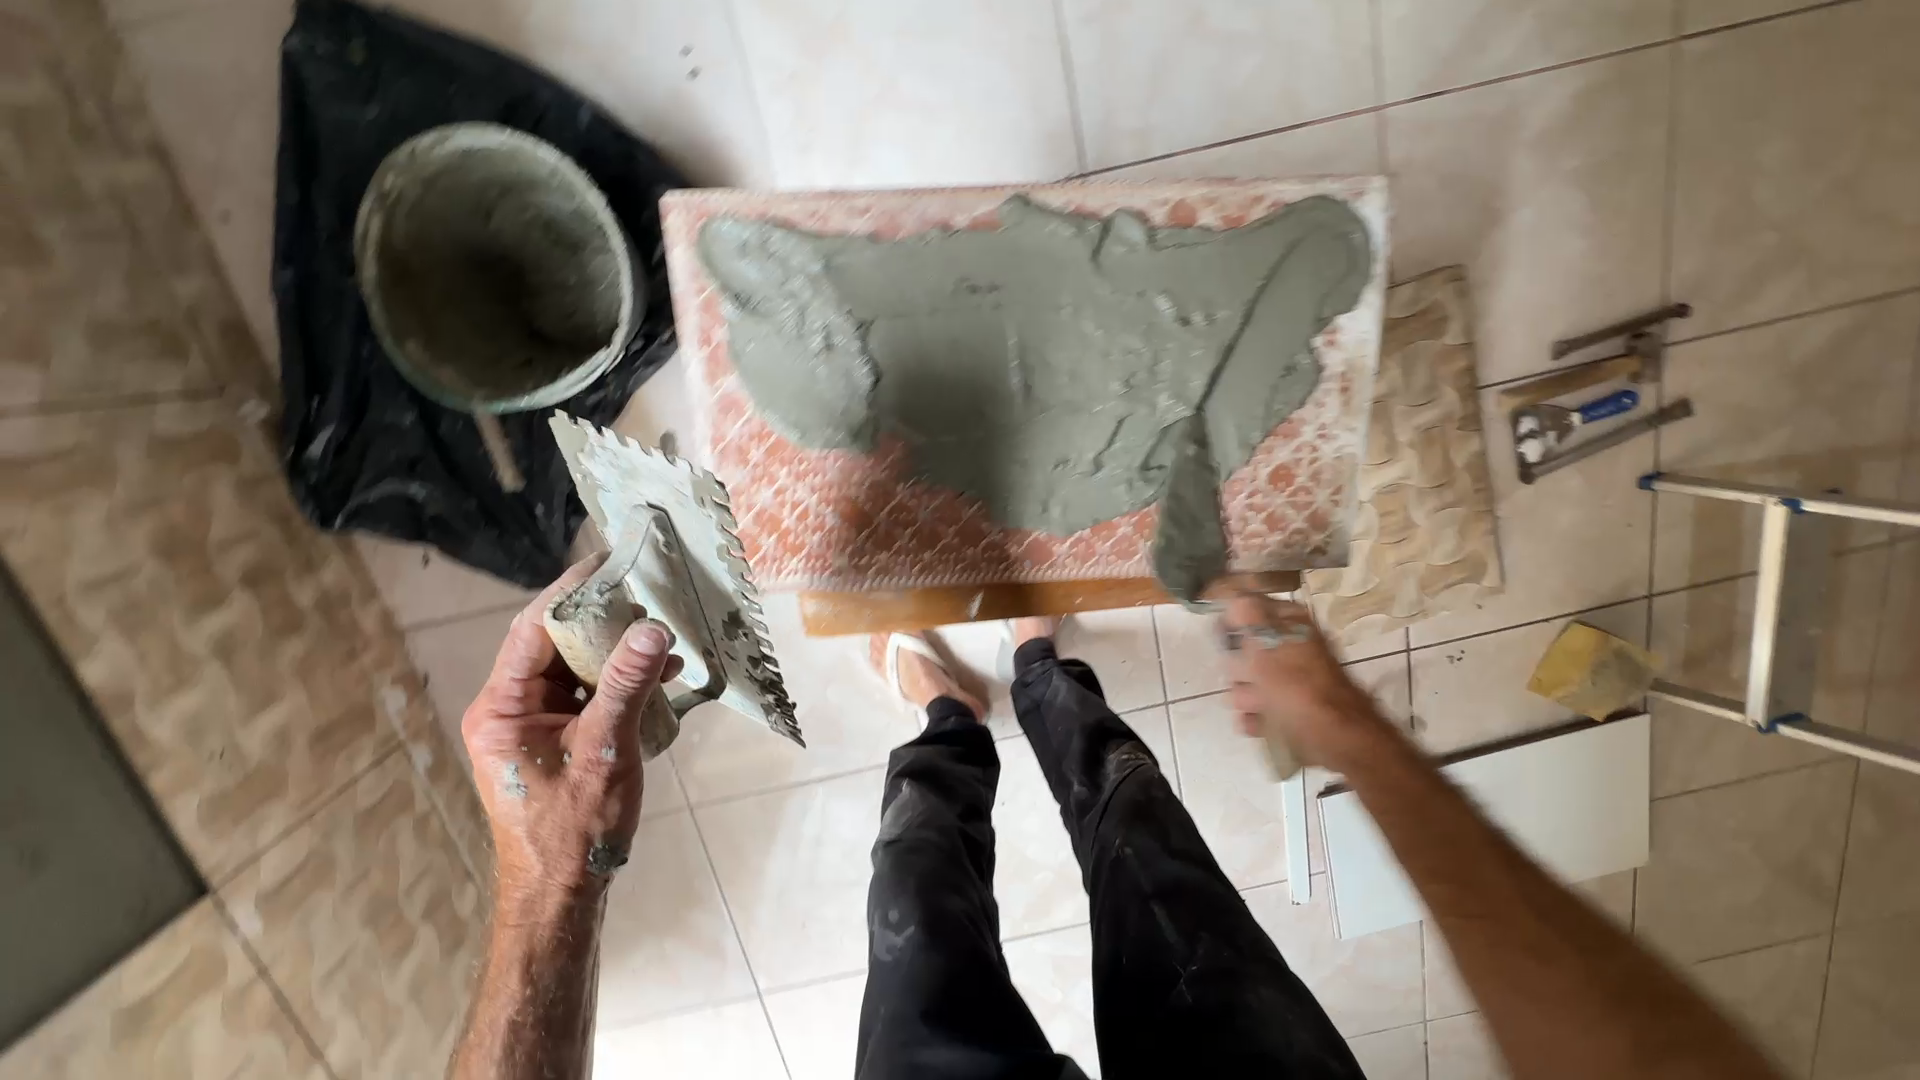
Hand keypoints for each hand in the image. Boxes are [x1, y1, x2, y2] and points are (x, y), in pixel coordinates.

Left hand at [461, 554, 684, 904]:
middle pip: (553, 643)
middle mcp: (508, 707)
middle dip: (601, 618)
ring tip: (662, 637)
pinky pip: (586, 692)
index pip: (533, 630)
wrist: (563, 892)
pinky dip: (620, 680)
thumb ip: (627, 685)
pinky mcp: (555, 736)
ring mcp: (532, 722)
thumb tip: (654, 628)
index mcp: (501, 707)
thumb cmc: (573, 827)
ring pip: (573, 666)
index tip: (609, 560)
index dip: (571, 592)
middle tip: (644, 591)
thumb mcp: (604, 750)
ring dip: (617, 651)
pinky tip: (659, 675)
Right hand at [1221, 594, 1386, 769]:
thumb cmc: (1299, 688)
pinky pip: (1265, 705)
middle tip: (1241, 677)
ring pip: (1253, 679)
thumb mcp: (1267, 644)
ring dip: (1244, 694)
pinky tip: (1254, 723)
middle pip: (1247, 647)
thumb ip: (1247, 615)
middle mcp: (1294, 643)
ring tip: (1250, 706)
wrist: (1339, 738)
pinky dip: (1257, 715)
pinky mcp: (1296, 704)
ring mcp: (1295, 676)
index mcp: (1290, 622)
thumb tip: (1232, 593)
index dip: (1230, 621)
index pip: (1249, 607)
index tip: (1219, 637)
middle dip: (1237, 667)